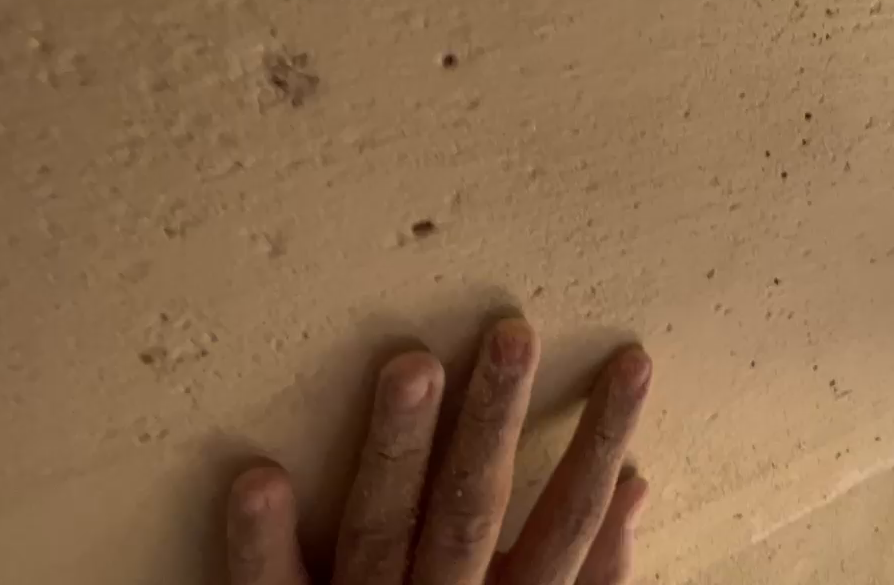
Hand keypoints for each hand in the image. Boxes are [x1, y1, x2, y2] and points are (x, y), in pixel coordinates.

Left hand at [227, 318, 652, 584]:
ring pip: (383, 530)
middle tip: (512, 334)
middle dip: (496, 418)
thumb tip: (636, 486)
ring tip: (409, 365)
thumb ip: (595, 574)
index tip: (634, 361)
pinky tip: (257, 477)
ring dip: (397, 448)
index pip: (573, 513)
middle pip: (475, 505)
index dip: (606, 438)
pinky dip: (262, 546)